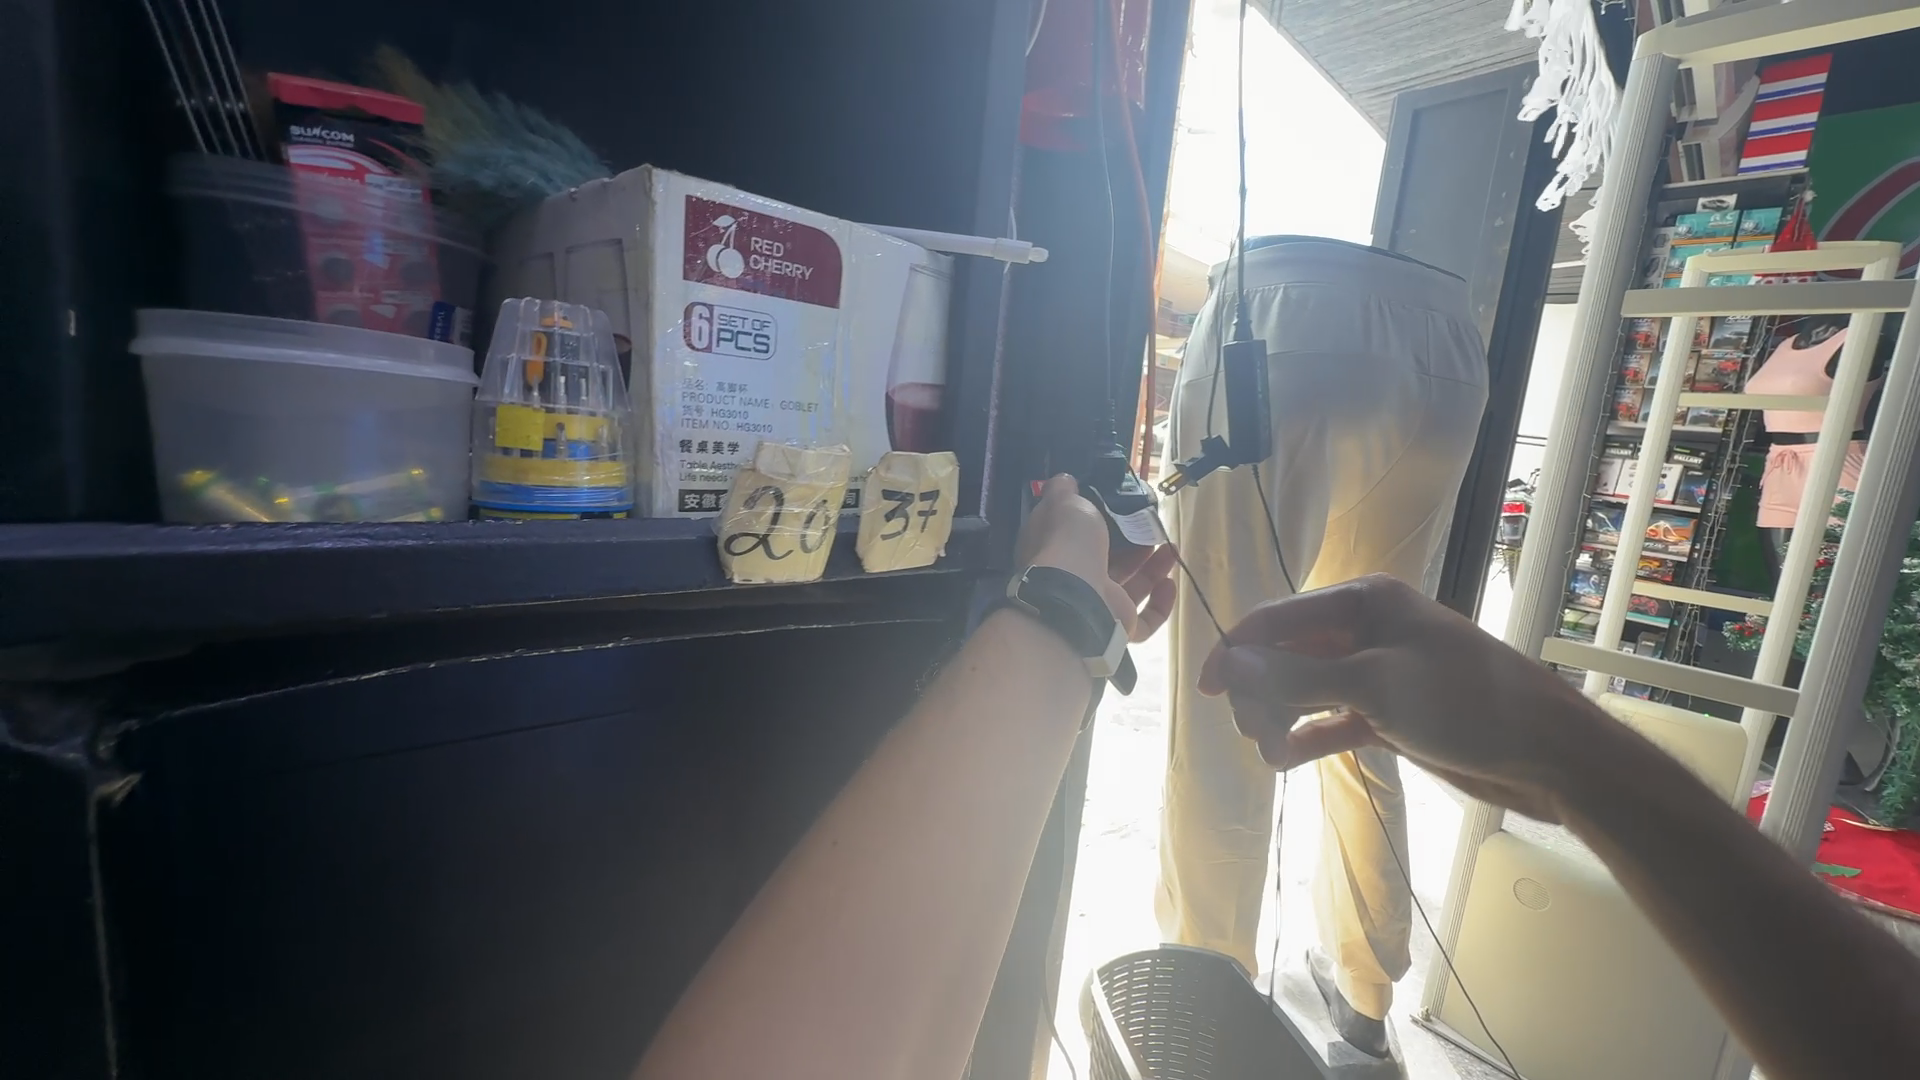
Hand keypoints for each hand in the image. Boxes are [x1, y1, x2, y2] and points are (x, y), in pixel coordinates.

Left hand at [1017, 475, 1178, 641]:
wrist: (1074, 594)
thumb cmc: (1067, 543)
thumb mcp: (1064, 503)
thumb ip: (1063, 490)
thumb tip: (1063, 480)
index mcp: (1055, 551)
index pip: (1074, 536)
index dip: (1095, 523)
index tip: (1117, 510)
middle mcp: (1073, 581)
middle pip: (1107, 562)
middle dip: (1131, 546)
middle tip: (1151, 530)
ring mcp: (1096, 606)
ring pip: (1129, 589)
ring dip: (1151, 570)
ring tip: (1170, 549)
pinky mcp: (1118, 628)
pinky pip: (1143, 622)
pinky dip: (1160, 605)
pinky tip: (1170, 585)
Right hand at [1196, 574, 1611, 821]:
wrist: (1556, 758)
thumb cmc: (1466, 703)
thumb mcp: (1373, 685)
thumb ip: (1295, 674)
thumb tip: (1228, 662)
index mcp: (1361, 602)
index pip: (1278, 618)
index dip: (1237, 650)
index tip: (1207, 688)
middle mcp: (1362, 630)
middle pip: (1285, 655)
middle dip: (1262, 693)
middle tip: (1253, 733)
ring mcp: (1374, 671)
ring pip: (1303, 689)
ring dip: (1280, 718)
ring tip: (1272, 755)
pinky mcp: (1385, 710)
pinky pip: (1329, 717)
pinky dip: (1306, 735)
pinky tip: (1286, 758)